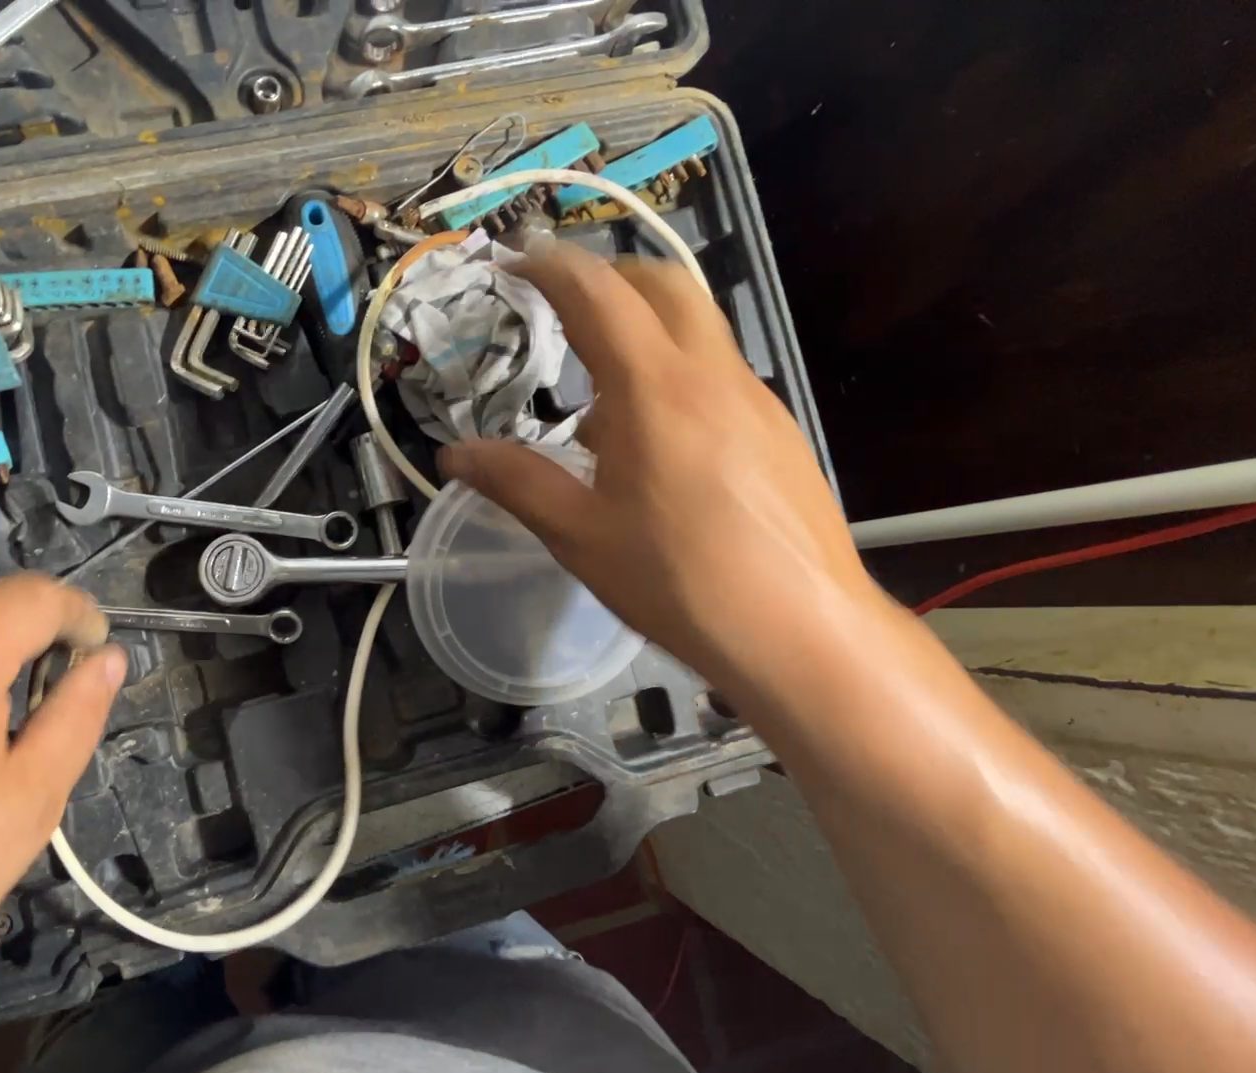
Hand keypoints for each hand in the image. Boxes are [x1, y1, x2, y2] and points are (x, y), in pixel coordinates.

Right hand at [439, 248, 877, 690]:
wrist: (800, 631)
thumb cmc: (678, 582)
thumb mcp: (580, 536)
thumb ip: (516, 483)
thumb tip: (455, 455)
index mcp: (654, 390)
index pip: (599, 294)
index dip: (552, 266)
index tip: (516, 258)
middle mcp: (711, 376)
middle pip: (663, 285)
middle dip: (608, 277)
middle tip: (561, 301)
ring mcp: (755, 399)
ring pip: (697, 328)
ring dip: (644, 329)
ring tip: (599, 397)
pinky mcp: (778, 430)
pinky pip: (718, 374)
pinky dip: (675, 374)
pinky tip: (655, 445)